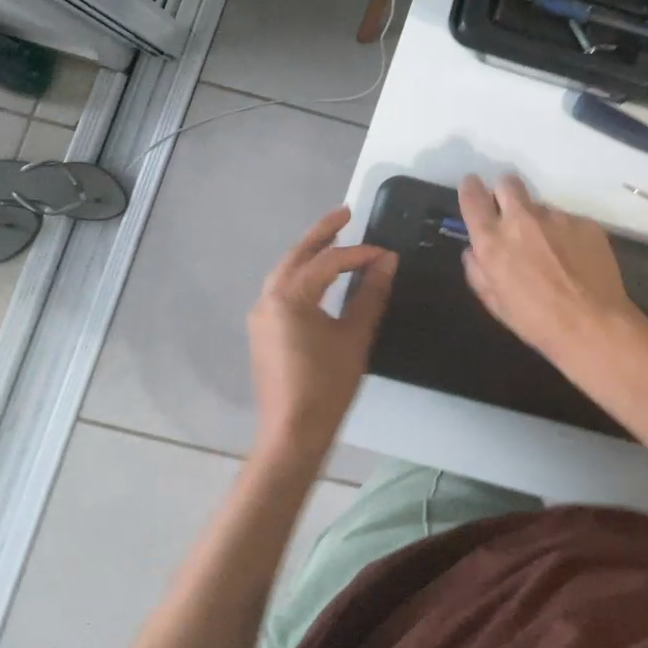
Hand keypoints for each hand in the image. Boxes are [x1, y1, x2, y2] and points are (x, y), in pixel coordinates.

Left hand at [248, 207, 396, 458]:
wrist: (292, 433)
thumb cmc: (327, 384)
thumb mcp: (355, 335)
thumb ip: (370, 293)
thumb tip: (387, 261)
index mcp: (289, 296)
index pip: (328, 262)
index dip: (359, 253)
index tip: (386, 253)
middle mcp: (268, 299)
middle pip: (297, 256)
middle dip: (321, 234)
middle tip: (346, 214)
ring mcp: (261, 316)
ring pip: (286, 272)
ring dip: (310, 254)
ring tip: (334, 240)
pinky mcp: (263, 332)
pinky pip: (282, 290)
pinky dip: (302, 276)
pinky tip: (320, 279)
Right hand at [458, 174, 643, 356]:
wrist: (593, 325)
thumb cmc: (537, 322)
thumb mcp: (495, 304)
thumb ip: (478, 271)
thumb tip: (474, 251)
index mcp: (493, 241)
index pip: (473, 197)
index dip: (470, 188)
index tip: (473, 187)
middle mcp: (523, 220)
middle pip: (508, 183)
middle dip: (505, 193)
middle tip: (511, 214)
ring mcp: (557, 218)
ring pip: (542, 207)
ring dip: (541, 222)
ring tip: (554, 254)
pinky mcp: (585, 222)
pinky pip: (569, 222)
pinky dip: (568, 236)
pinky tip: (577, 261)